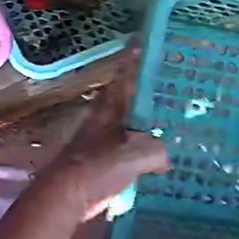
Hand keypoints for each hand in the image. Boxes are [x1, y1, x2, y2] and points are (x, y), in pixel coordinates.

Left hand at [32, 48, 169, 221]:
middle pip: (125, 98)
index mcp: (107, 110)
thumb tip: (164, 154)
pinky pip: (127, 148)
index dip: (131, 61)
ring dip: (144, 121)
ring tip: (171, 121)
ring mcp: (100, 140)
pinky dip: (142, 148)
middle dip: (143, 90)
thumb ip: (154, 149)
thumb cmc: (96, 169)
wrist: (66, 196)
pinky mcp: (101, 161)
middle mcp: (102, 120)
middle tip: (169, 84)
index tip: (141, 42)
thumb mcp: (133, 155)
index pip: (123, 78)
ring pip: (127, 123)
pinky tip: (158, 158)